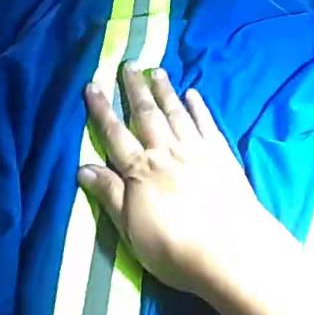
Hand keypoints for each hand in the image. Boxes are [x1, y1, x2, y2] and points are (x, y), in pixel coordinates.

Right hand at [77, 65, 300, 304]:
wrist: (230, 250)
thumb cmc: (174, 248)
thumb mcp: (130, 229)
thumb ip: (110, 195)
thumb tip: (83, 167)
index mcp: (141, 170)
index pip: (115, 134)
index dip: (102, 110)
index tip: (93, 85)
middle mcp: (167, 152)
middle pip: (147, 115)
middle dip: (135, 89)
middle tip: (128, 65)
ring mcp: (197, 150)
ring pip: (177, 113)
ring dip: (165, 91)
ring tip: (157, 71)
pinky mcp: (222, 155)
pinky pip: (207, 124)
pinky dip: (199, 107)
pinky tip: (193, 94)